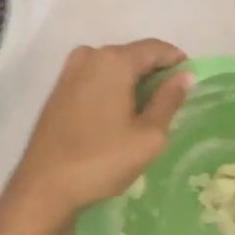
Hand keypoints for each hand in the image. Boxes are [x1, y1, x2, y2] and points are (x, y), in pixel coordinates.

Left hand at [0, 40, 192, 234]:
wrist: (44, 186)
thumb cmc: (102, 161)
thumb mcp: (148, 136)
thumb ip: (169, 101)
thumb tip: (185, 76)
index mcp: (114, 61)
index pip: (156, 48)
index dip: (177, 62)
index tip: (190, 84)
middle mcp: (89, 56)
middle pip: (133, 56)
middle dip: (154, 75)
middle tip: (168, 106)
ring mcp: (69, 72)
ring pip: (113, 68)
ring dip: (132, 85)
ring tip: (144, 117)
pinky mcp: (58, 90)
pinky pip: (95, 80)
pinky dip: (112, 91)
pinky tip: (117, 119)